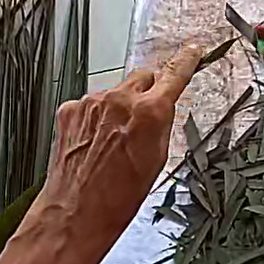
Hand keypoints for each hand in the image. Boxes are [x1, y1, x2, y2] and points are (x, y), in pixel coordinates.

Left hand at [0, 45, 204, 263]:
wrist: (76, 212)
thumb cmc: (117, 197)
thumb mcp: (157, 160)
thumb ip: (161, 125)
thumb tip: (161, 108)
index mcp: (149, 112)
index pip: (174, 74)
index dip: (186, 60)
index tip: (192, 51)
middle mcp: (119, 100)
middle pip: (143, 78)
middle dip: (148, 92)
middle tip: (146, 117)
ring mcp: (91, 102)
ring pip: (116, 92)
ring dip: (120, 108)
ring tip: (114, 143)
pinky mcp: (70, 109)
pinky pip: (92, 104)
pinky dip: (96, 118)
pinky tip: (95, 143)